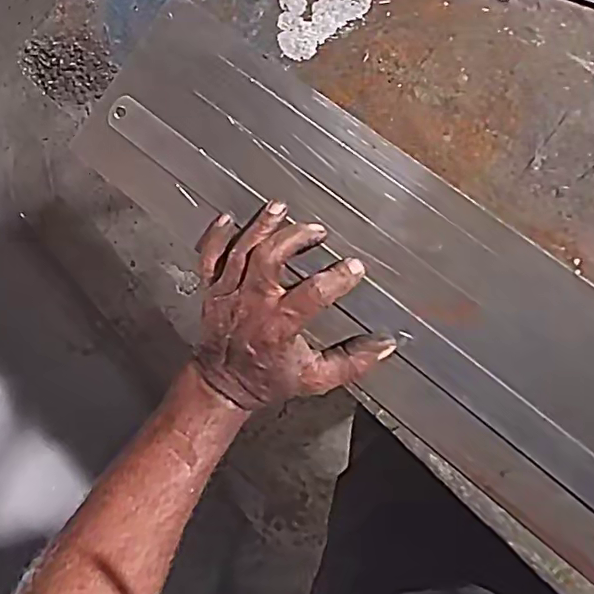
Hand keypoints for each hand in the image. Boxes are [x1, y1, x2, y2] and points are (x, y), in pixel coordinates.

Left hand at [191, 201, 396, 410]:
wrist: (224, 384)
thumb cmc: (268, 378)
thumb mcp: (316, 378)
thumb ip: (351, 362)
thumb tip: (384, 345)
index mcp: (279, 327)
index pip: (311, 294)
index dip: (336, 278)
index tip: (354, 267)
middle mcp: (252, 304)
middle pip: (270, 259)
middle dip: (294, 238)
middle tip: (317, 230)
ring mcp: (229, 293)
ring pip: (242, 251)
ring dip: (261, 226)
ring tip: (280, 209)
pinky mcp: (213, 288)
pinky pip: (209, 256)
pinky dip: (216, 236)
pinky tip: (229, 219)